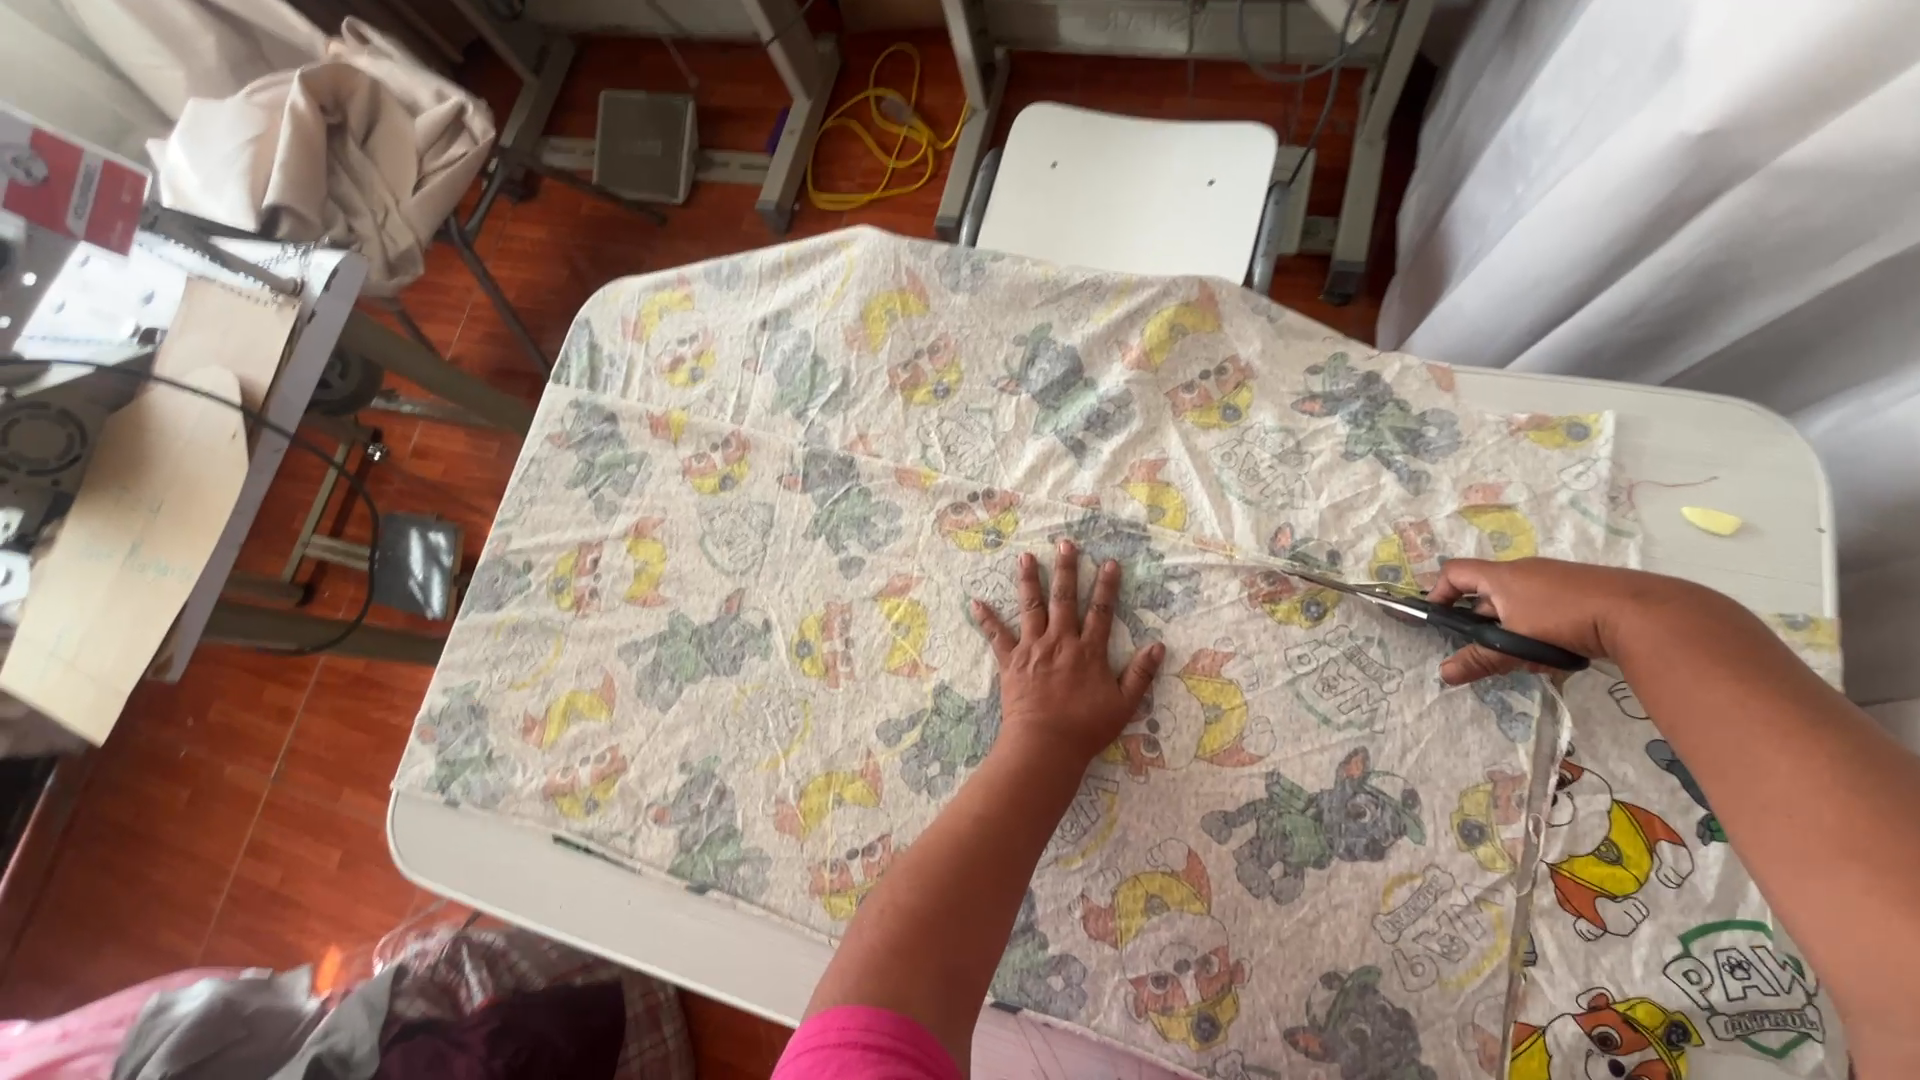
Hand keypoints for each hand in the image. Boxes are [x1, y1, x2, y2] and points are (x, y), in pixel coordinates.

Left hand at [972, 540, 1164, 762]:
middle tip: (1065, 543)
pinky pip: (997, 636)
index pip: (1101, 611)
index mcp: (1089, 651)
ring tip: (1025, 556)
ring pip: (1031, 607)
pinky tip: (976, 602)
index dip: (1107, 586)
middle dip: (1066, 569)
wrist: (1045, 744)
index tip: (1109, 562)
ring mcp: (1033, 649)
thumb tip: (1158, 646)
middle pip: (1064, 598)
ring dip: (1028, 580)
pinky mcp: (1011, 662)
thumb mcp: (1124, 704)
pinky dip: (986, 619)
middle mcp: (1061, 641)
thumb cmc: (1086, 728)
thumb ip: (1140, 674)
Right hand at [1426, 557, 1710, 684]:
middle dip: (1484, 623)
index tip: (1438, 617)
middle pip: (1488, 593)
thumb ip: (1480, 658)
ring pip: (1520, 605)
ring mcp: (1557, 579)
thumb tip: (1444, 674)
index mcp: (1501, 575)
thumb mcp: (1515, 641)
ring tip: (1528, 658)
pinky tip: (1558, 654)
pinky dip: (1542, 630)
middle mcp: (1526, 571)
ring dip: (1515, 631)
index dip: (1439, 591)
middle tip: (1487, 649)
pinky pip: (1547, 608)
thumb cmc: (1562, 618)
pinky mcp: (1583, 591)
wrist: (1640, 611)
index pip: (1455, 572)